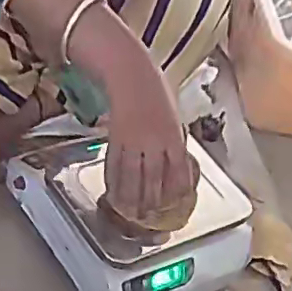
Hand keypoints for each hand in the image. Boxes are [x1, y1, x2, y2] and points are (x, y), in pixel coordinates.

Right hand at [105, 78, 194, 226]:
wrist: (131, 73)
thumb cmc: (156, 92)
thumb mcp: (174, 116)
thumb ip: (174, 142)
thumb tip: (175, 167)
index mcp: (173, 135)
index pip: (178, 169)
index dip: (177, 188)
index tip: (176, 203)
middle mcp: (153, 141)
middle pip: (152, 178)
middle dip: (151, 200)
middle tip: (149, 217)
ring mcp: (133, 141)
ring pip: (131, 176)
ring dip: (130, 198)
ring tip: (130, 213)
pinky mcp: (115, 139)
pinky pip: (113, 165)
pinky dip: (113, 181)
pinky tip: (113, 193)